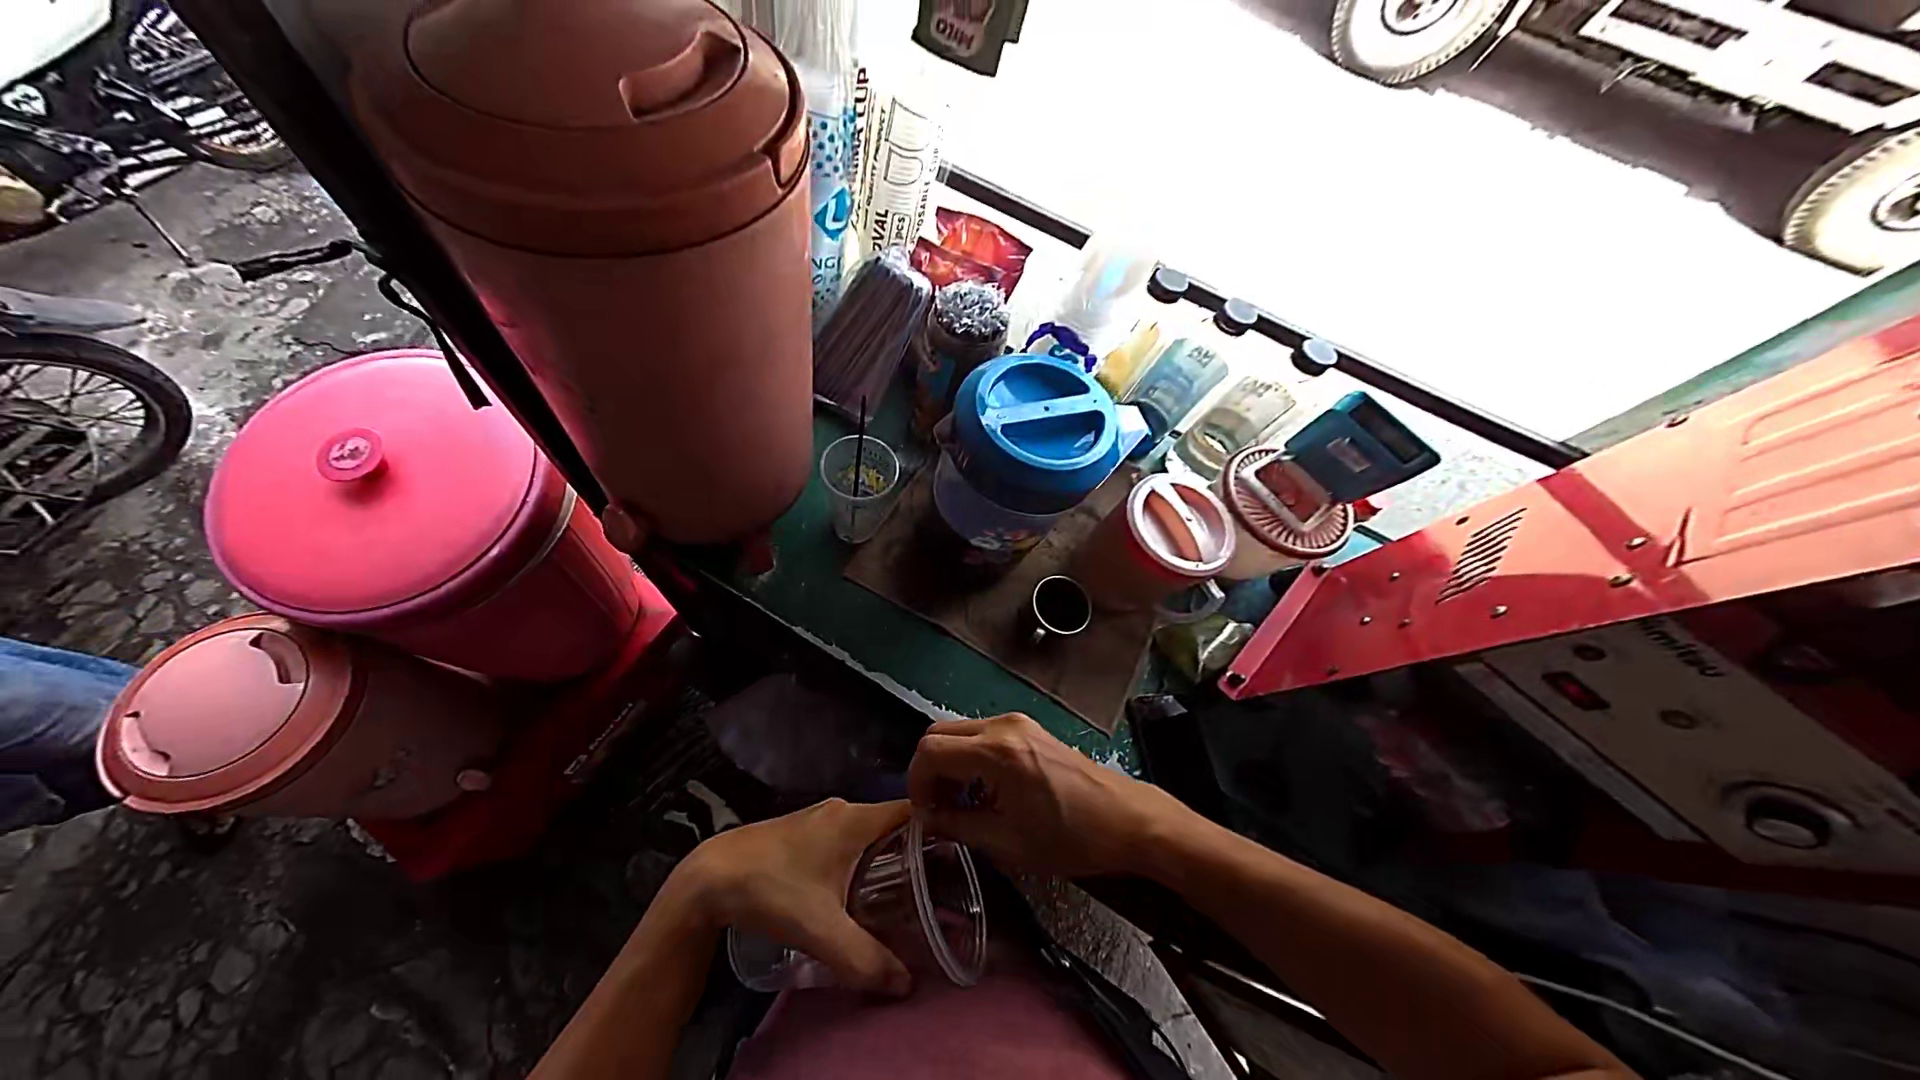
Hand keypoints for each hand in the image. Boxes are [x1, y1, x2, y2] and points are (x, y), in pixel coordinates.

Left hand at [671, 798, 914, 995]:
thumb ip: (865, 958)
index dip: (937, 826)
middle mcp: (841, 810)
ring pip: (865, 832)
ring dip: (883, 856)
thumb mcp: (820, 930)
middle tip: (931, 885)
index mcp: (855, 819)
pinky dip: (858, 857)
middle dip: (912, 851)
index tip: (955, 855)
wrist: (707, 877)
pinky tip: (852, 889)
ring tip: (898, 893)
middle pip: (891, 822)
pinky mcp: (800, 830)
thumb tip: (905, 983)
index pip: (912, 810)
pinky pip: (844, 837)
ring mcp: (818, 818)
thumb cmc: (771, 891)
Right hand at [907, 713, 1181, 877]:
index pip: (930, 751)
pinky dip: (970, 758)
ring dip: (950, 764)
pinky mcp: (1030, 729)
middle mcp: (1003, 726)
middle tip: (938, 808)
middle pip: (939, 733)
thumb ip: (959, 826)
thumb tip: (928, 820)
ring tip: (961, 804)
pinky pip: (983, 734)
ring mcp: (1019, 723)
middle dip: (929, 770)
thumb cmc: (1072, 837)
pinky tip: (985, 791)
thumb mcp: (1008, 842)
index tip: (924, 813)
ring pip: (960, 732)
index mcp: (996, 752)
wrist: (1129, 820)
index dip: (916, 783)